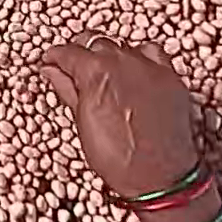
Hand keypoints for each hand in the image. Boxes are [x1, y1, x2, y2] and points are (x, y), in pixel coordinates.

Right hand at [41, 34, 199, 198]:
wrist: (161, 179)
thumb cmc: (120, 158)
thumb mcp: (81, 121)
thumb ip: (67, 88)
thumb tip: (52, 71)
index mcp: (95, 71)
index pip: (67, 52)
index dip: (55, 57)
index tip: (51, 63)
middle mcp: (122, 62)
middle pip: (94, 42)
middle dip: (80, 53)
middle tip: (73, 69)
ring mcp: (149, 68)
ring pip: (121, 46)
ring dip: (108, 55)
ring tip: (102, 73)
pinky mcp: (170, 78)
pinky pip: (152, 53)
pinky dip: (139, 57)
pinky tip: (133, 71)